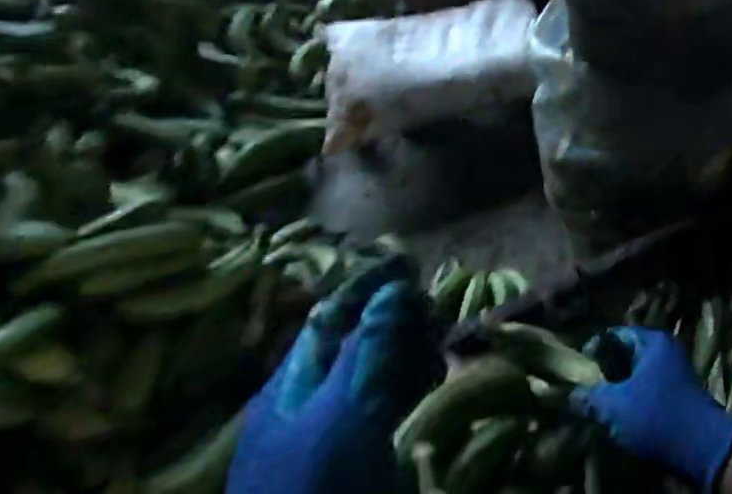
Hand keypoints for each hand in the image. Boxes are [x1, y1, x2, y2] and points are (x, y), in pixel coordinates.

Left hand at [228, 256, 441, 493]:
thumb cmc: (317, 489)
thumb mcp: (341, 415)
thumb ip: (366, 348)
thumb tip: (392, 288)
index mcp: (291, 386)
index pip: (330, 316)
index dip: (367, 284)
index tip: (409, 260)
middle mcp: (312, 401)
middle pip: (357, 338)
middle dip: (396, 314)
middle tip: (433, 306)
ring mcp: (339, 430)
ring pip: (377, 367)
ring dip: (411, 344)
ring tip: (440, 338)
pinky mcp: (364, 454)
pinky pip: (390, 401)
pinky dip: (414, 380)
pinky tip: (435, 376)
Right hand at [570, 327, 731, 491]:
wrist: (702, 450)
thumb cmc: (656, 417)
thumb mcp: (615, 407)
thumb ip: (589, 397)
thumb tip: (570, 394)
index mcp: (653, 341)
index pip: (616, 335)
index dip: (594, 349)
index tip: (577, 369)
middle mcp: (665, 351)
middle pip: (626, 356)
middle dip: (604, 373)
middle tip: (583, 390)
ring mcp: (673, 373)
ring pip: (635, 377)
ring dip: (617, 390)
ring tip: (597, 407)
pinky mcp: (676, 396)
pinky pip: (647, 392)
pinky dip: (632, 402)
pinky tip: (617, 418)